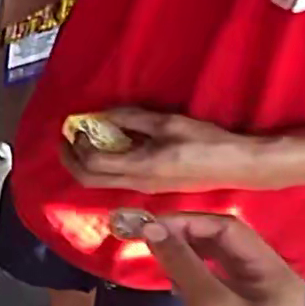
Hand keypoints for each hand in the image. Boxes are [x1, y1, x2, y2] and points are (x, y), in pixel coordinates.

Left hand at [63, 108, 272, 192]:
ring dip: (83, 163)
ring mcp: (141, 190)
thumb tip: (102, 116)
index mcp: (138, 168)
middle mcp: (134, 184)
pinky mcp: (149, 188)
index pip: (91, 163)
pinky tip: (106, 148)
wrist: (238, 166)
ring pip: (98, 182)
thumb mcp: (167, 123)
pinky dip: (100, 165)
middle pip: (87, 179)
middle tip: (65, 137)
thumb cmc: (205, 142)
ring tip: (81, 141)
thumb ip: (132, 119)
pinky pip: (113, 180)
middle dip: (70, 158)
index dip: (76, 145)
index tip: (75, 125)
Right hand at [139, 212, 304, 305]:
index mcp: (273, 270)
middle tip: (146, 235)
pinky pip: (212, 282)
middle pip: (223, 242)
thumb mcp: (209, 303)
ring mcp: (255, 297)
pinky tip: (169, 277)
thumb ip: (182, 261)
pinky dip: (189, 274)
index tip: (150, 224)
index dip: (188, 221)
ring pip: (215, 262)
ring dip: (184, 254)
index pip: (227, 228)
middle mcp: (268, 277)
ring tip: (152, 251)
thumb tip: (152, 228)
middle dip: (184, 235)